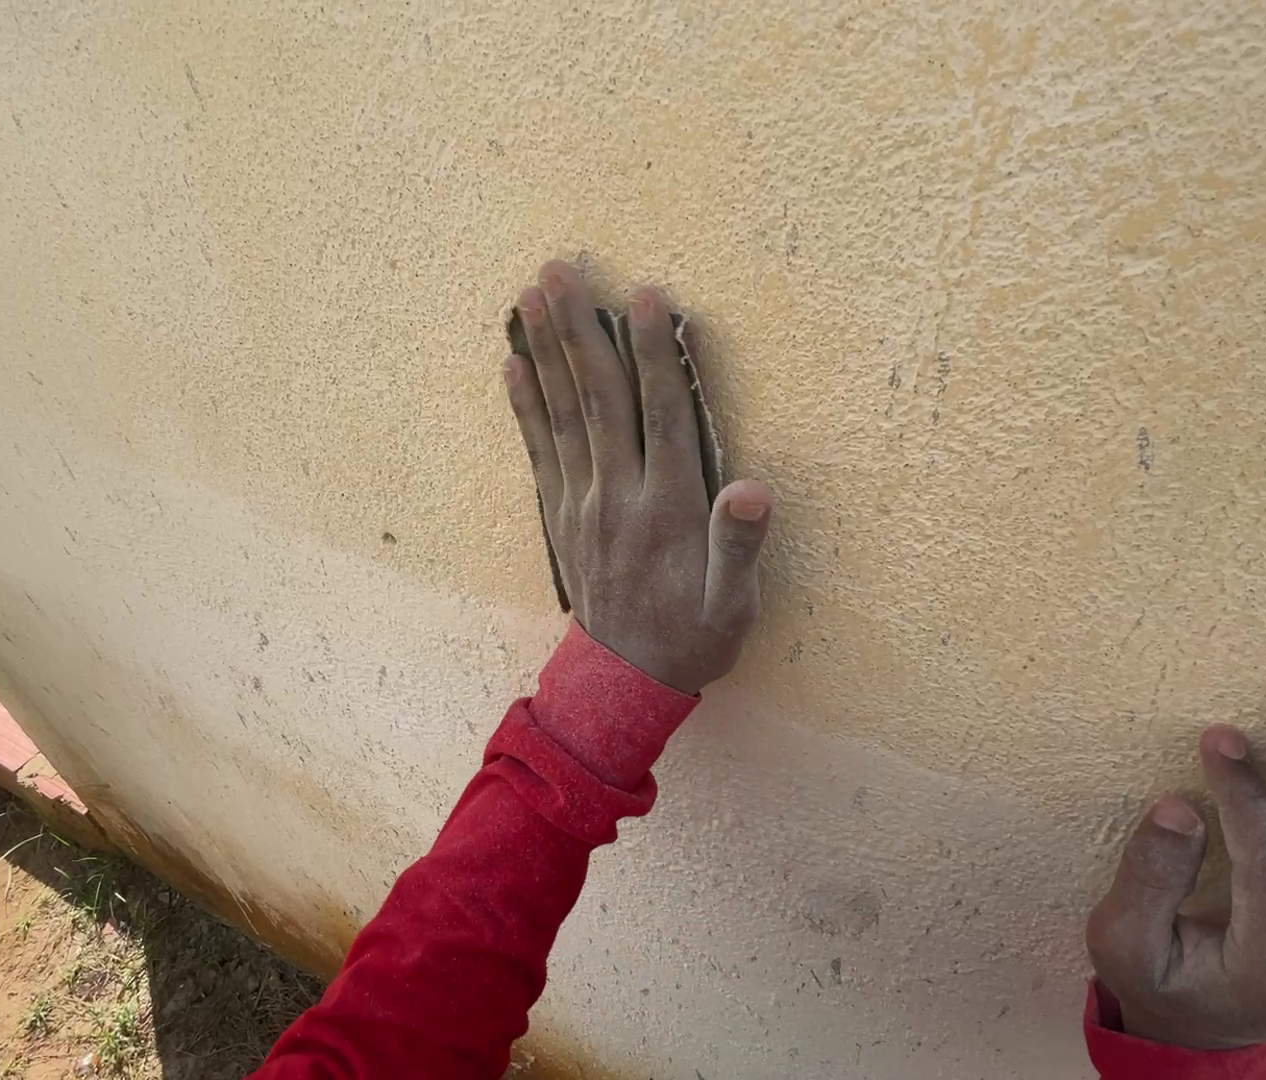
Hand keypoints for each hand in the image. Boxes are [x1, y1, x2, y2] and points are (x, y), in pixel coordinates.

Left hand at [503, 261, 772, 693]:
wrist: (626, 680)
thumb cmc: (692, 638)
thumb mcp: (733, 605)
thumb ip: (741, 547)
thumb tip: (754, 489)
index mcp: (667, 510)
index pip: (660, 416)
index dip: (653, 354)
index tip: (642, 296)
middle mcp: (618, 497)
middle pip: (599, 401)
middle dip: (581, 332)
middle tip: (559, 270)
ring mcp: (582, 505)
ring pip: (562, 416)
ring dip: (544, 354)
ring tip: (527, 298)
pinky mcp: (561, 516)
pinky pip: (538, 451)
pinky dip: (523, 406)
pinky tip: (511, 366)